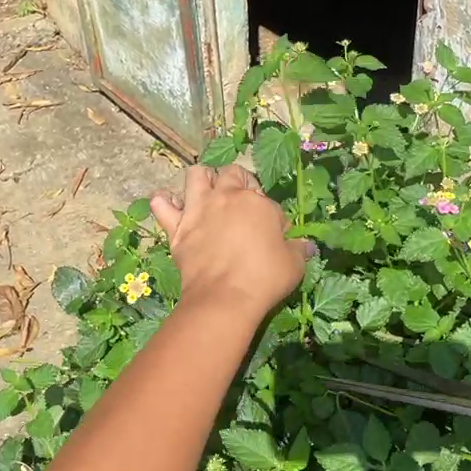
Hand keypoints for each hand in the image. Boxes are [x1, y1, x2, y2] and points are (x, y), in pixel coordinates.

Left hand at [149, 165, 310, 318]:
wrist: (224, 297)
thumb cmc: (265, 279)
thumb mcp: (294, 264)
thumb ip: (299, 249)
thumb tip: (307, 245)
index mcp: (258, 202)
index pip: (267, 200)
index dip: (271, 217)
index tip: (273, 235)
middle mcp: (226, 197)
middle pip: (232, 173)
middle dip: (238, 182)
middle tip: (242, 205)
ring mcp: (199, 209)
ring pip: (196, 175)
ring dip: (203, 180)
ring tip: (208, 194)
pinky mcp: (177, 226)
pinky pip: (162, 204)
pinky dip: (164, 202)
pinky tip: (171, 206)